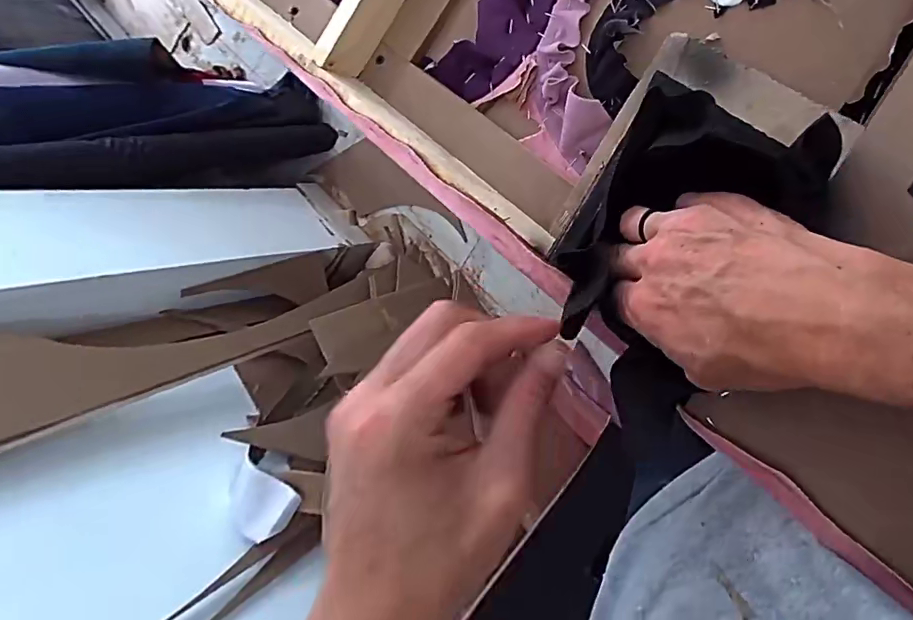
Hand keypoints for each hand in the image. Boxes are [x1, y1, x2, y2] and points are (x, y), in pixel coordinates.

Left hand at [309, 303, 567, 619]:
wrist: (373, 617)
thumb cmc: (439, 562)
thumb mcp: (502, 483)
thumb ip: (528, 406)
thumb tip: (554, 352)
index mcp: (397, 418)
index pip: (467, 339)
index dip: (520, 327)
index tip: (558, 332)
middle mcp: (365, 400)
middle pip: (441, 321)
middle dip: (494, 334)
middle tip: (526, 369)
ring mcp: (354, 406)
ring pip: (427, 335)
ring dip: (473, 351)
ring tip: (499, 397)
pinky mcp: (356, 416)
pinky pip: (413, 361)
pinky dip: (451, 367)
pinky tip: (470, 406)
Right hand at [611, 193, 912, 397]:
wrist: (818, 305)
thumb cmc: (767, 350)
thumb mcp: (708, 373)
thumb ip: (673, 344)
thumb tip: (672, 330)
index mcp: (647, 307)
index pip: (614, 297)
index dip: (626, 300)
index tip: (638, 300)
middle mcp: (656, 260)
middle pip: (617, 253)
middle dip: (624, 262)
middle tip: (643, 268)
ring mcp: (686, 223)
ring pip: (640, 217)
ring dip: (645, 229)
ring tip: (665, 238)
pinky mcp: (718, 199)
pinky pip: (685, 200)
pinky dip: (687, 211)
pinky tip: (707, 221)